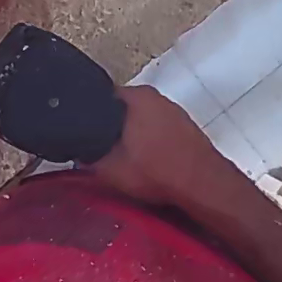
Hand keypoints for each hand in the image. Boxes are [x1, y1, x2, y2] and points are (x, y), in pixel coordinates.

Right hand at [91, 86, 233, 207]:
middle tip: (98, 147)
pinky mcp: (186, 126)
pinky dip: (150, 139)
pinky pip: (159, 127)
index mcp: (137, 96)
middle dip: (110, 125)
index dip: (87, 114)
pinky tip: (147, 159)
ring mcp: (174, 110)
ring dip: (132, 133)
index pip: (101, 96)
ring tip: (122, 156)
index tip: (81, 131)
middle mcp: (157, 96)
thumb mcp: (109, 170)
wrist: (202, 185)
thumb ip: (88, 159)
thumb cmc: (156, 172)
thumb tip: (79, 154)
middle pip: (122, 107)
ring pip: (141, 118)